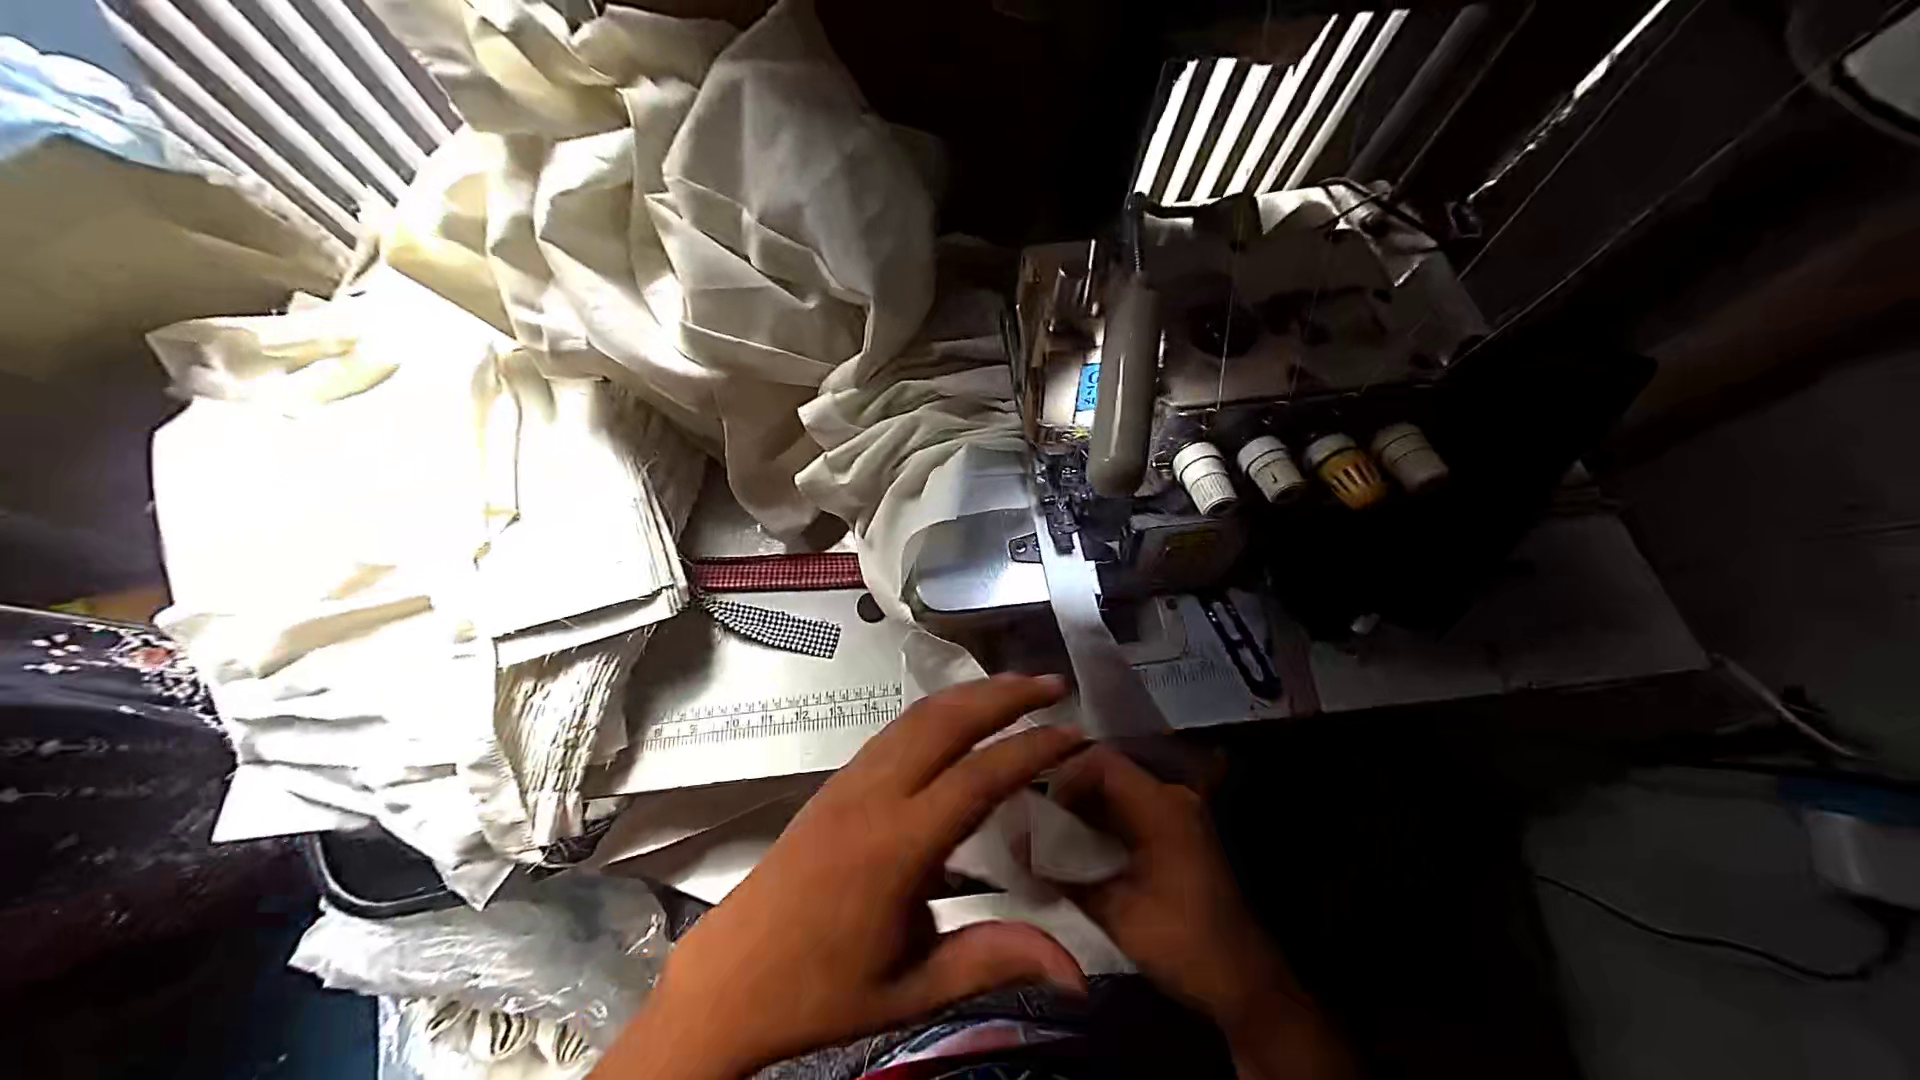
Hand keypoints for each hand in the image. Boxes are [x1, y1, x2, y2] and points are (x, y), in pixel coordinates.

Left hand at [598, 676, 1087, 1079]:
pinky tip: (957, 718)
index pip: (979, 777)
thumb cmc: (820, 990)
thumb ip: (994, 961)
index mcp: (898, 845)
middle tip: (1052, 684)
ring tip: (1015, 688)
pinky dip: (937, 711)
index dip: (1033, 748)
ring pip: (918, 716)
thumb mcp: (913, 989)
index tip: (1075, 732)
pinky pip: (895, 730)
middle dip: (1003, 695)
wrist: (729, 977)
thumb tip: (1077, 971)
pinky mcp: (836, 782)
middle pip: (947, 721)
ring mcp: (850, 781)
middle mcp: (874, 795)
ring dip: (969, 694)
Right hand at [1049, 745, 1352, 1079]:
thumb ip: (1063, 874)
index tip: (1038, 804)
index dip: (1064, 774)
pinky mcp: (1178, 833)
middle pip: (1109, 772)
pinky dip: (1102, 820)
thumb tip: (1016, 846)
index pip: (1102, 761)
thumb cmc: (1181, 943)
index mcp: (1161, 806)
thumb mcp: (1115, 912)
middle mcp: (1173, 798)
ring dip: (1083, 806)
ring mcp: (1179, 814)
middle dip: (1068, 790)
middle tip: (1034, 815)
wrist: (1245, 985)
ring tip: (1047, 829)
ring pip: (1118, 790)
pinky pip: (1132, 809)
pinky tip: (1076, 844)